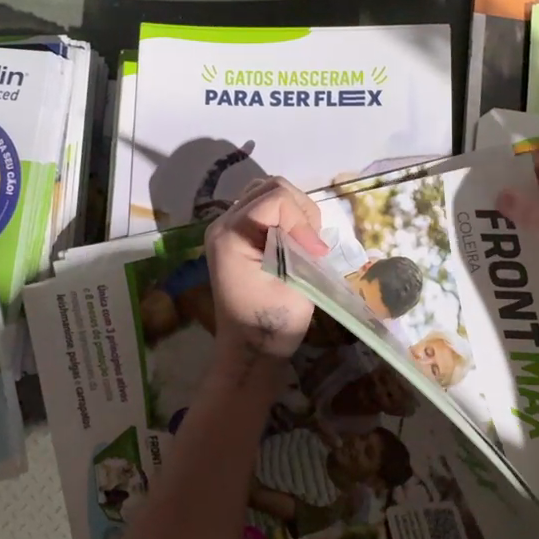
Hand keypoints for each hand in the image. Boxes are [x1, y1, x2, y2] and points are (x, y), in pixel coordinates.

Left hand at [204, 177, 327, 359]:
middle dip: (300, 212)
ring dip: (294, 213)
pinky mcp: (239, 237)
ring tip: (304, 244)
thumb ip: (300, 247)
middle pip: (272, 187)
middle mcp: (224, 224)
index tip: (314, 253)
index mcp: (231, 234)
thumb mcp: (295, 284)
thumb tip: (311, 235)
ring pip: (269, 193)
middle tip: (311, 247)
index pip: (276, 198)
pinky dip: (286, 219)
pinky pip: (265, 209)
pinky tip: (292, 244)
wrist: (249, 351)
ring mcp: (229, 228)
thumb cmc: (271, 323)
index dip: (302, 220)